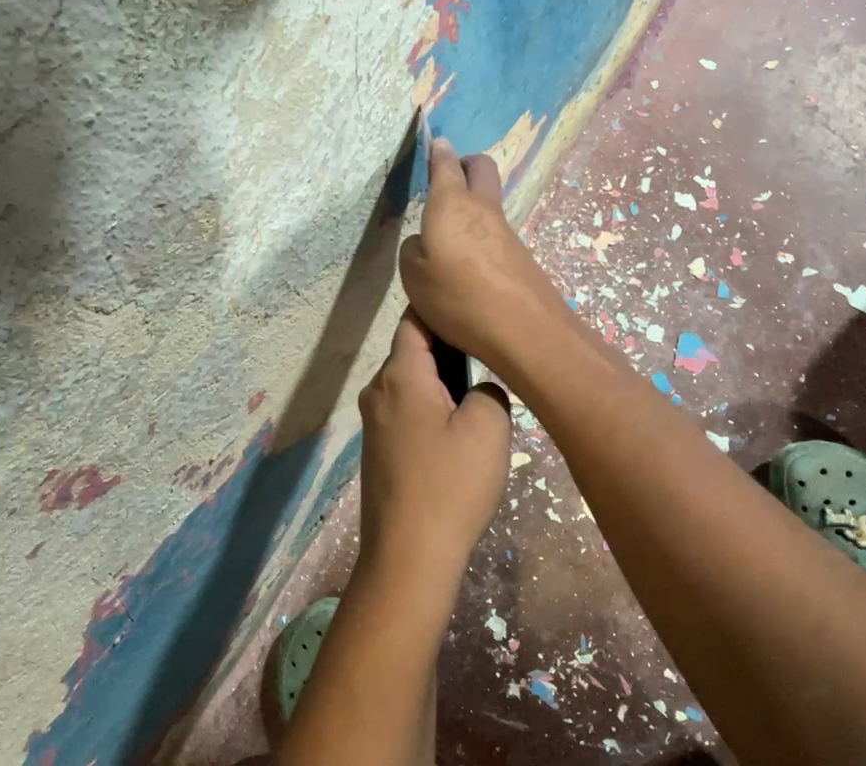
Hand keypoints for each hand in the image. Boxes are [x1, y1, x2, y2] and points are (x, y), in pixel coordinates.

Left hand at [356, 309, 511, 577]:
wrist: (409, 555)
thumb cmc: (451, 484)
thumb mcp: (489, 427)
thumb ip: (489, 390)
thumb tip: (477, 390)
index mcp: (400, 374)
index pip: (416, 319)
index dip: (444, 310)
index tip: (476, 311)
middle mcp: (378, 390)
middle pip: (413, 352)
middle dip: (448, 350)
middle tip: (491, 357)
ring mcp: (374, 422)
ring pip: (412, 385)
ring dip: (442, 385)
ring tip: (479, 398)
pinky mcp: (378, 450)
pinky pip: (407, 412)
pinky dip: (431, 411)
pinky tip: (457, 434)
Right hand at [399, 138, 571, 373]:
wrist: (525, 330)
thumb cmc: (459, 297)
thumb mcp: (414, 277)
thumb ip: (414, 251)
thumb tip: (426, 242)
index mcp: (451, 205)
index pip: (445, 165)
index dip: (438, 152)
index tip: (435, 142)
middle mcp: (482, 209)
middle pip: (481, 168)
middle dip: (465, 164)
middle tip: (448, 177)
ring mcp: (506, 232)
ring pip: (489, 202)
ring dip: (472, 206)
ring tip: (448, 236)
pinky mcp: (519, 257)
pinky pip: (495, 234)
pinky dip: (480, 237)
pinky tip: (467, 268)